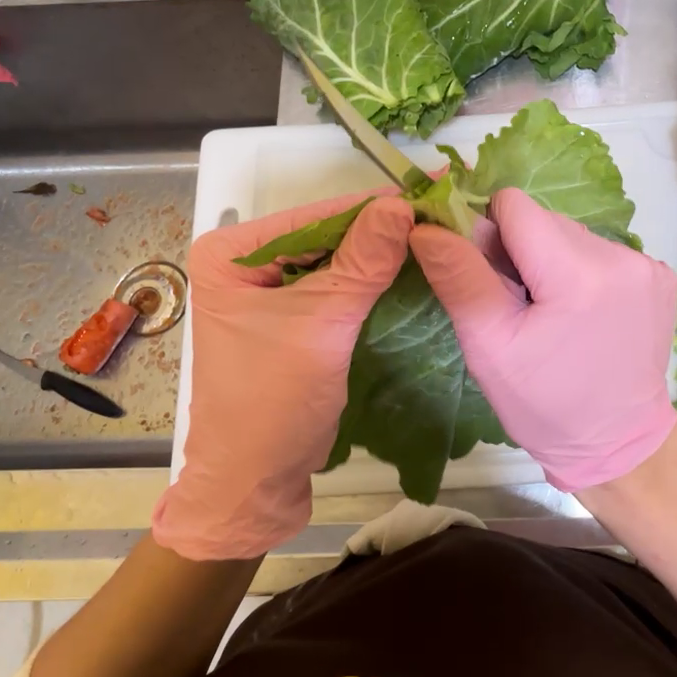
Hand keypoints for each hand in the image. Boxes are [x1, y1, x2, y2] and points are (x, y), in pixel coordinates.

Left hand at [153, 191, 412, 560]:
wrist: (255, 483)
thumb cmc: (273, 402)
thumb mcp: (322, 324)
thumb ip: (363, 262)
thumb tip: (402, 205)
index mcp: (231, 254)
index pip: (317, 216)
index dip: (377, 208)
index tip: (434, 194)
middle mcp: (246, 263)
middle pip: (328, 235)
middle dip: (384, 231)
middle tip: (445, 215)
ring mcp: (269, 291)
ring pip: (338, 260)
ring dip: (384, 255)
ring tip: (441, 236)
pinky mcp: (294, 317)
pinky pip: (339, 288)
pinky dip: (375, 282)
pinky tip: (416, 270)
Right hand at [409, 187, 676, 491]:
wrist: (617, 443)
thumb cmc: (545, 404)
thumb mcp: (490, 348)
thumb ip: (459, 278)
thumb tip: (427, 225)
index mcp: (578, 272)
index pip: (514, 206)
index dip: (489, 236)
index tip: (490, 281)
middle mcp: (620, 256)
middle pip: (544, 219)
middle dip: (521, 253)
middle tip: (520, 309)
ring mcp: (646, 265)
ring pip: (571, 234)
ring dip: (551, 263)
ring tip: (553, 317)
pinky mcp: (662, 275)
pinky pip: (601, 251)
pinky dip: (583, 273)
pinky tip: (583, 315)